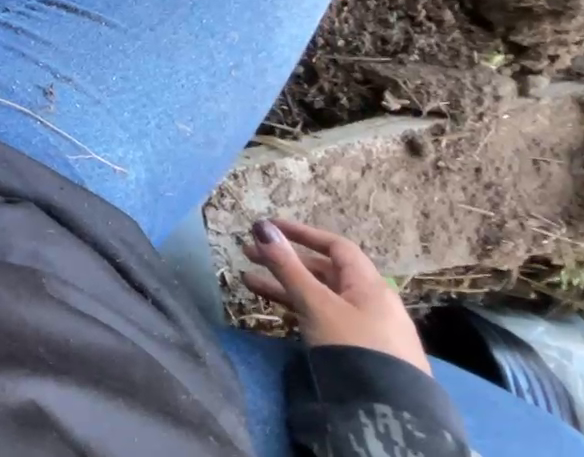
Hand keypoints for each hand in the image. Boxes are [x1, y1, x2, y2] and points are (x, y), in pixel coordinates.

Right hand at [243, 218, 430, 374]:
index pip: (336, 246)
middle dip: (285, 259)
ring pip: (319, 292)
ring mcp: (366, 324)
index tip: (269, 227)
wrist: (387, 407)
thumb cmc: (351, 343)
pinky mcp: (358, 344)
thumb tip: (262, 227)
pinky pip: (322, 312)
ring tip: (248, 279)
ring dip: (284, 282)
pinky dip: (296, 303)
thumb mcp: (314, 302)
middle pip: (325, 269)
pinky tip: (272, 305)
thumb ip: (287, 265)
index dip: (302, 233)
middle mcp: (371, 299)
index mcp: (369, 284)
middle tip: (248, 253)